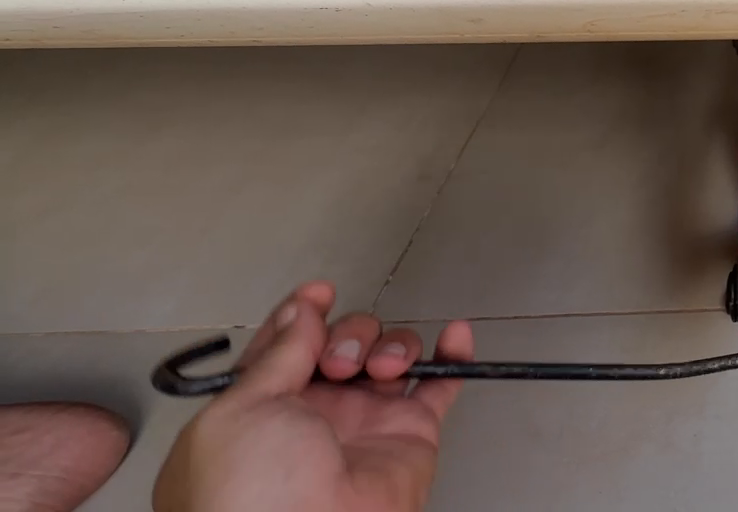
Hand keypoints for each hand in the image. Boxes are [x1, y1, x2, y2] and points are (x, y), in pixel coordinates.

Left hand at [154, 281, 472, 511]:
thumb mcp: (236, 414)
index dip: (301, 316)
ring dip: (394, 344)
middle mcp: (312, 415)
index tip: (318, 292)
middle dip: (350, 336)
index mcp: (257, 415)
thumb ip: (276, 356)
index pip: (283, 350)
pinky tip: (455, 335)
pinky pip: (442, 381)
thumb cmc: (251, 491)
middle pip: (343, 345)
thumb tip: (301, 312)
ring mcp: (367, 420)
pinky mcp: (413, 428)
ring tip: (385, 367)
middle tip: (340, 362)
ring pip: (390, 355)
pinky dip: (454, 354)